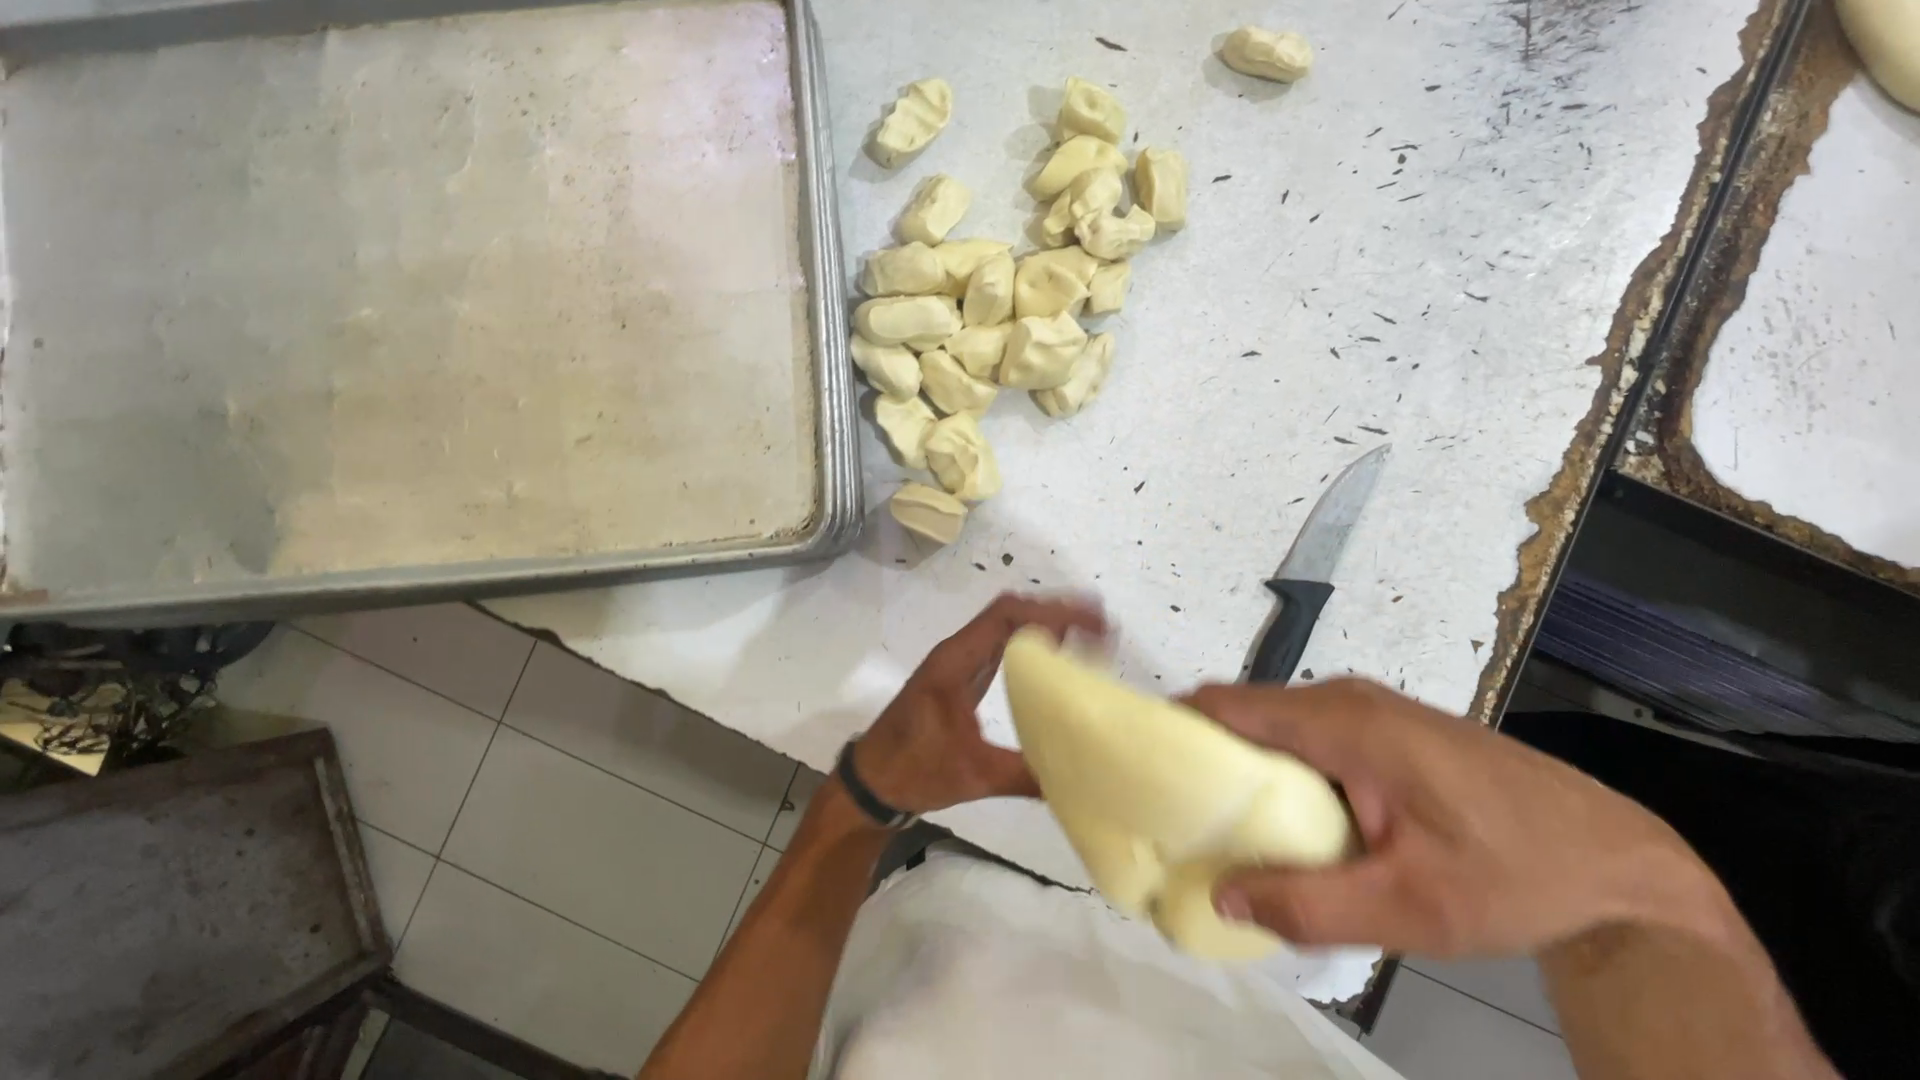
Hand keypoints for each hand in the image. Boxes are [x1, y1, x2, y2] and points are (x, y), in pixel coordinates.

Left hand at [855, 593, 1105, 814]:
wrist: (870, 782)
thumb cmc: (912, 770)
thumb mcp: (974, 775)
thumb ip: (1025, 775)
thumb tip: (1080, 778)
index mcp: (956, 662)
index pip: (1006, 616)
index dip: (1051, 612)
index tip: (1092, 623)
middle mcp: (958, 654)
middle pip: (1010, 613)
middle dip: (1056, 613)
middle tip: (1101, 628)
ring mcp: (958, 665)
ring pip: (1005, 628)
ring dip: (1044, 626)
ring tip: (1088, 639)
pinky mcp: (961, 680)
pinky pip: (1000, 649)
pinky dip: (1031, 647)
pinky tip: (1055, 663)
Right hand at [1187, 679, 1725, 957]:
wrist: (1618, 862)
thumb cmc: (1515, 875)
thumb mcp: (1410, 908)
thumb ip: (1307, 904)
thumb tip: (1218, 894)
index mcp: (1343, 723)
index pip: (1227, 704)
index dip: (1174, 728)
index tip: (1139, 772)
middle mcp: (1348, 701)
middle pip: (1244, 714)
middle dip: (1202, 758)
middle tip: (1173, 818)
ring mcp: (1370, 711)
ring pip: (1276, 728)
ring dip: (1243, 770)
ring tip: (1220, 829)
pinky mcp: (1387, 732)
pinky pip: (1308, 739)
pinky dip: (1281, 773)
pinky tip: (1286, 827)